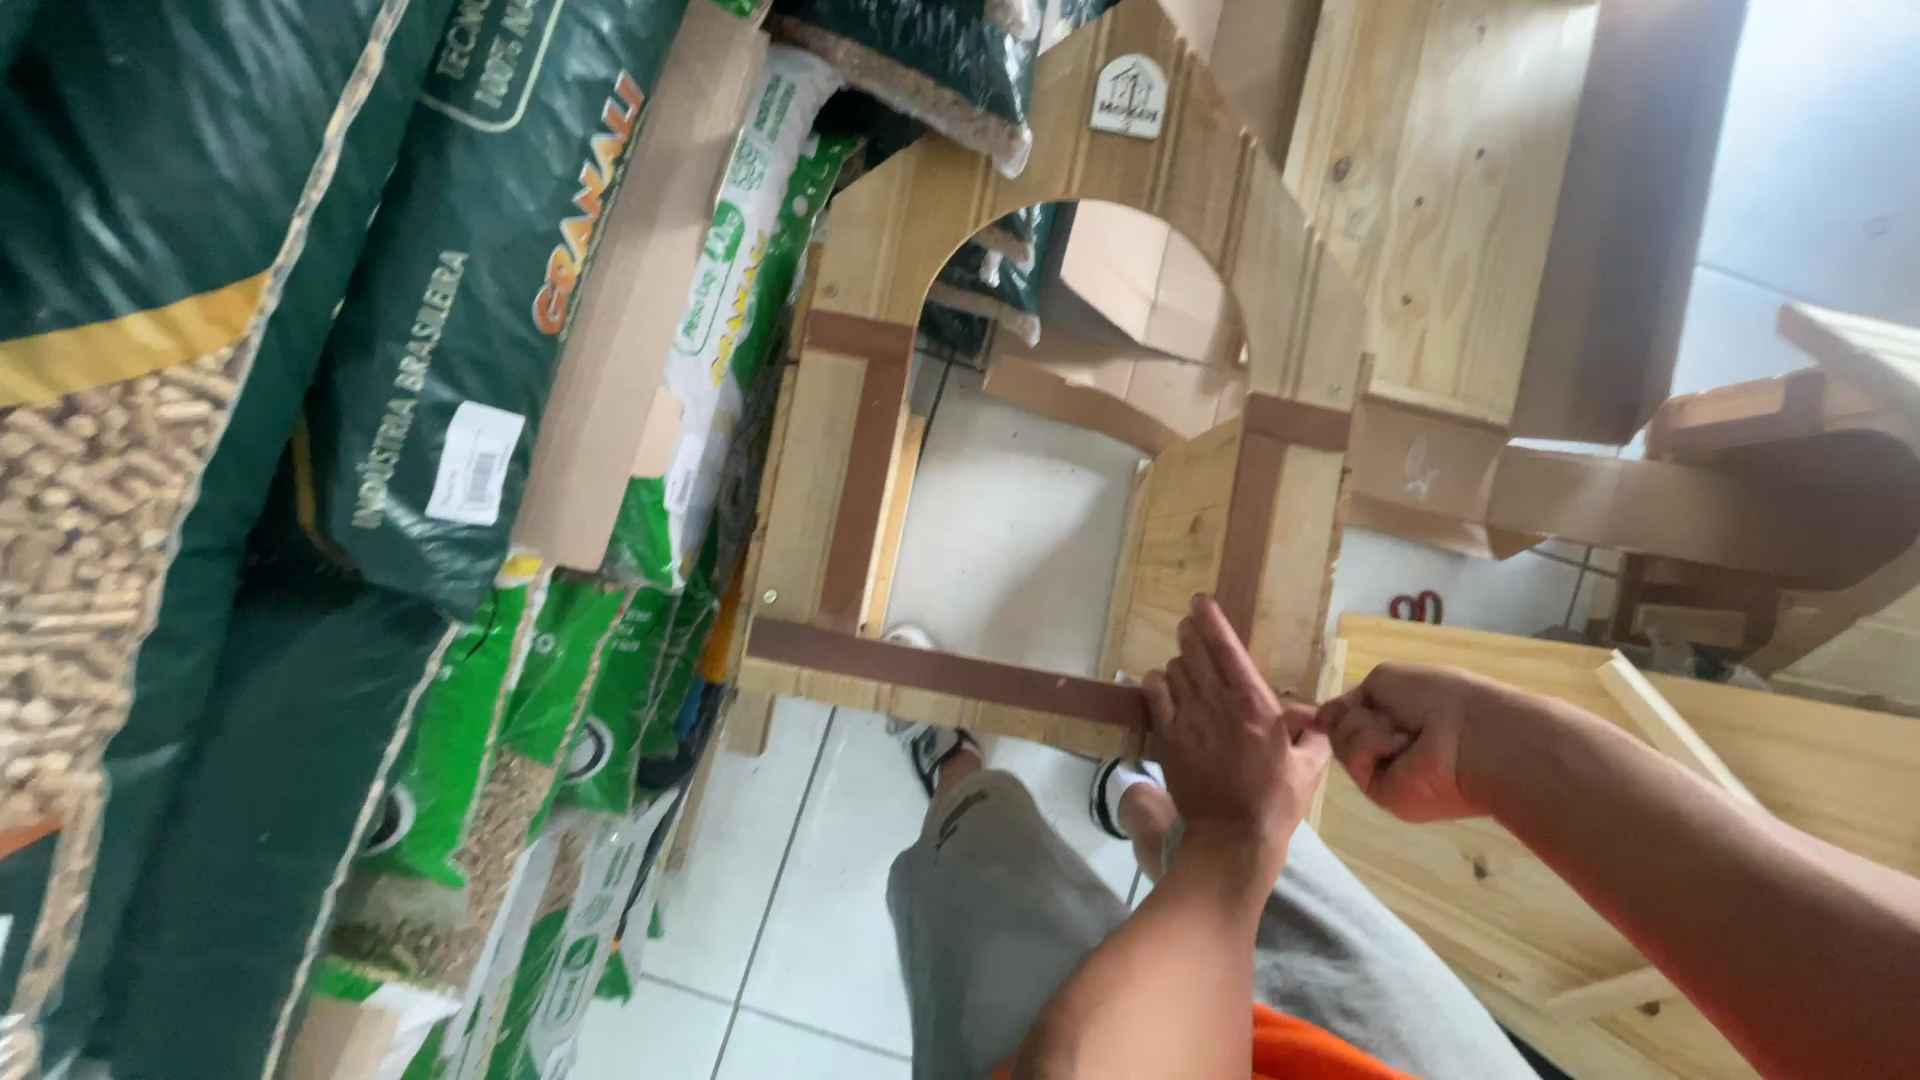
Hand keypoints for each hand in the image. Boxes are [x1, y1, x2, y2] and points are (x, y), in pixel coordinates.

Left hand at [1141, 595, 1330, 874]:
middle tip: (1189, 626)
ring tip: (1184, 666)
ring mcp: (1188, 718)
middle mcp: (1217, 703)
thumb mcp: (1306, 767)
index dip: (1211, 619)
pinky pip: (1154, 693)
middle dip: (1190, 633)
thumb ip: (1310, 734)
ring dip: (1179, 663)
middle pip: (1194, 650)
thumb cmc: (1275, 802)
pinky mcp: (1167, 736)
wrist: (1232, 836)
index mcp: (1254, 704)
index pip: (1226, 647)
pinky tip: (1163, 686)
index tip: (1200, 602)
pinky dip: (1157, 683)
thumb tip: (1311, 715)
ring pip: (1174, 669)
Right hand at [1312, 661, 1515, 821]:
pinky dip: (1372, 744)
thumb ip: (1349, 700)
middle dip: (1354, 715)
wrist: (1472, 735)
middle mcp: (1387, 744)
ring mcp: (1383, 769)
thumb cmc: (1437, 697)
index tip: (1304, 712)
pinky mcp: (1380, 792)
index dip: (1328, 714)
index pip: (1347, 716)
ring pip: (1342, 741)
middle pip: (1339, 728)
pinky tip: (1400, 747)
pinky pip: (1355, 759)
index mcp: (1392, 718)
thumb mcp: (1384, 680)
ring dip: (1367, 727)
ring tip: (1405, 733)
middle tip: (1388, 715)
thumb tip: (1322, 717)